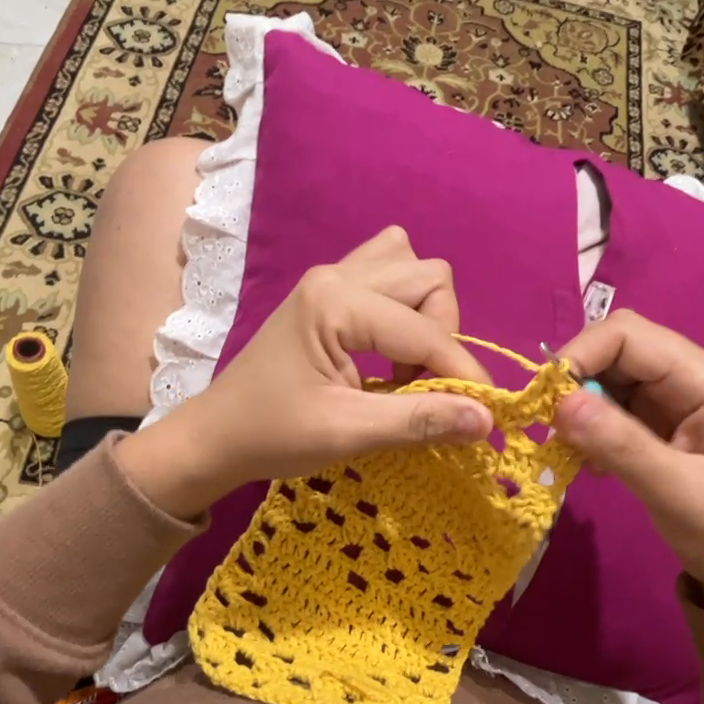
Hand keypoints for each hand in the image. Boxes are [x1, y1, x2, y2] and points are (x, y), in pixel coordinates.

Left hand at [120, 227, 494, 516]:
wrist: (216, 436)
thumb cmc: (272, 435)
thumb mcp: (347, 433)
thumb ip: (418, 420)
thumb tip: (488, 420)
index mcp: (335, 302)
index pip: (424, 330)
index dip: (462, 372)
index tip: (482, 416)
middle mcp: (336, 275)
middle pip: (429, 278)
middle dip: (443, 336)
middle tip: (423, 389)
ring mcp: (331, 278)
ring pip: (411, 267)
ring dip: (425, 315)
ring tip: (405, 366)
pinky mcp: (329, 293)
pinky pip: (386, 275)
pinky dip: (404, 308)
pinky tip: (389, 350)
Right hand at [553, 310, 703, 620]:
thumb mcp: (678, 493)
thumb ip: (621, 445)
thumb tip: (559, 403)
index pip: (628, 335)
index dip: (581, 354)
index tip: (546, 400)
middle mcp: (688, 380)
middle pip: (615, 350)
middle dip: (575, 380)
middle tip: (550, 427)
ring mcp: (672, 405)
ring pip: (608, 381)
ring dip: (578, 408)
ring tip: (568, 452)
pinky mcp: (658, 430)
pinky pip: (611, 412)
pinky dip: (588, 431)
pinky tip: (588, 464)